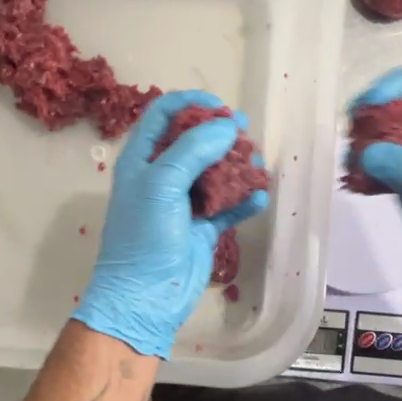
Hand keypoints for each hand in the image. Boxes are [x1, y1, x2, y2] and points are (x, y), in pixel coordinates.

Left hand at [73, 91, 268, 356]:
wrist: (145, 296)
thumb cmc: (145, 235)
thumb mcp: (162, 183)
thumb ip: (193, 148)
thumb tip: (227, 126)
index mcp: (141, 160)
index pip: (163, 115)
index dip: (190, 104)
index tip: (219, 106)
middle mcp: (162, 177)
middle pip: (195, 142)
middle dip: (221, 135)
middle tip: (245, 134)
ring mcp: (183, 203)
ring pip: (215, 173)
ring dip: (237, 166)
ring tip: (256, 165)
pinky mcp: (202, 229)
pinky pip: (228, 207)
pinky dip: (244, 201)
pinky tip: (259, 196)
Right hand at [354, 64, 401, 328]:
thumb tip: (366, 154)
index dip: (401, 82)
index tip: (372, 101)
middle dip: (377, 111)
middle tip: (351, 127)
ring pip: (392, 137)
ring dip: (367, 141)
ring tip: (347, 157)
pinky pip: (385, 168)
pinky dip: (366, 169)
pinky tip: (352, 179)